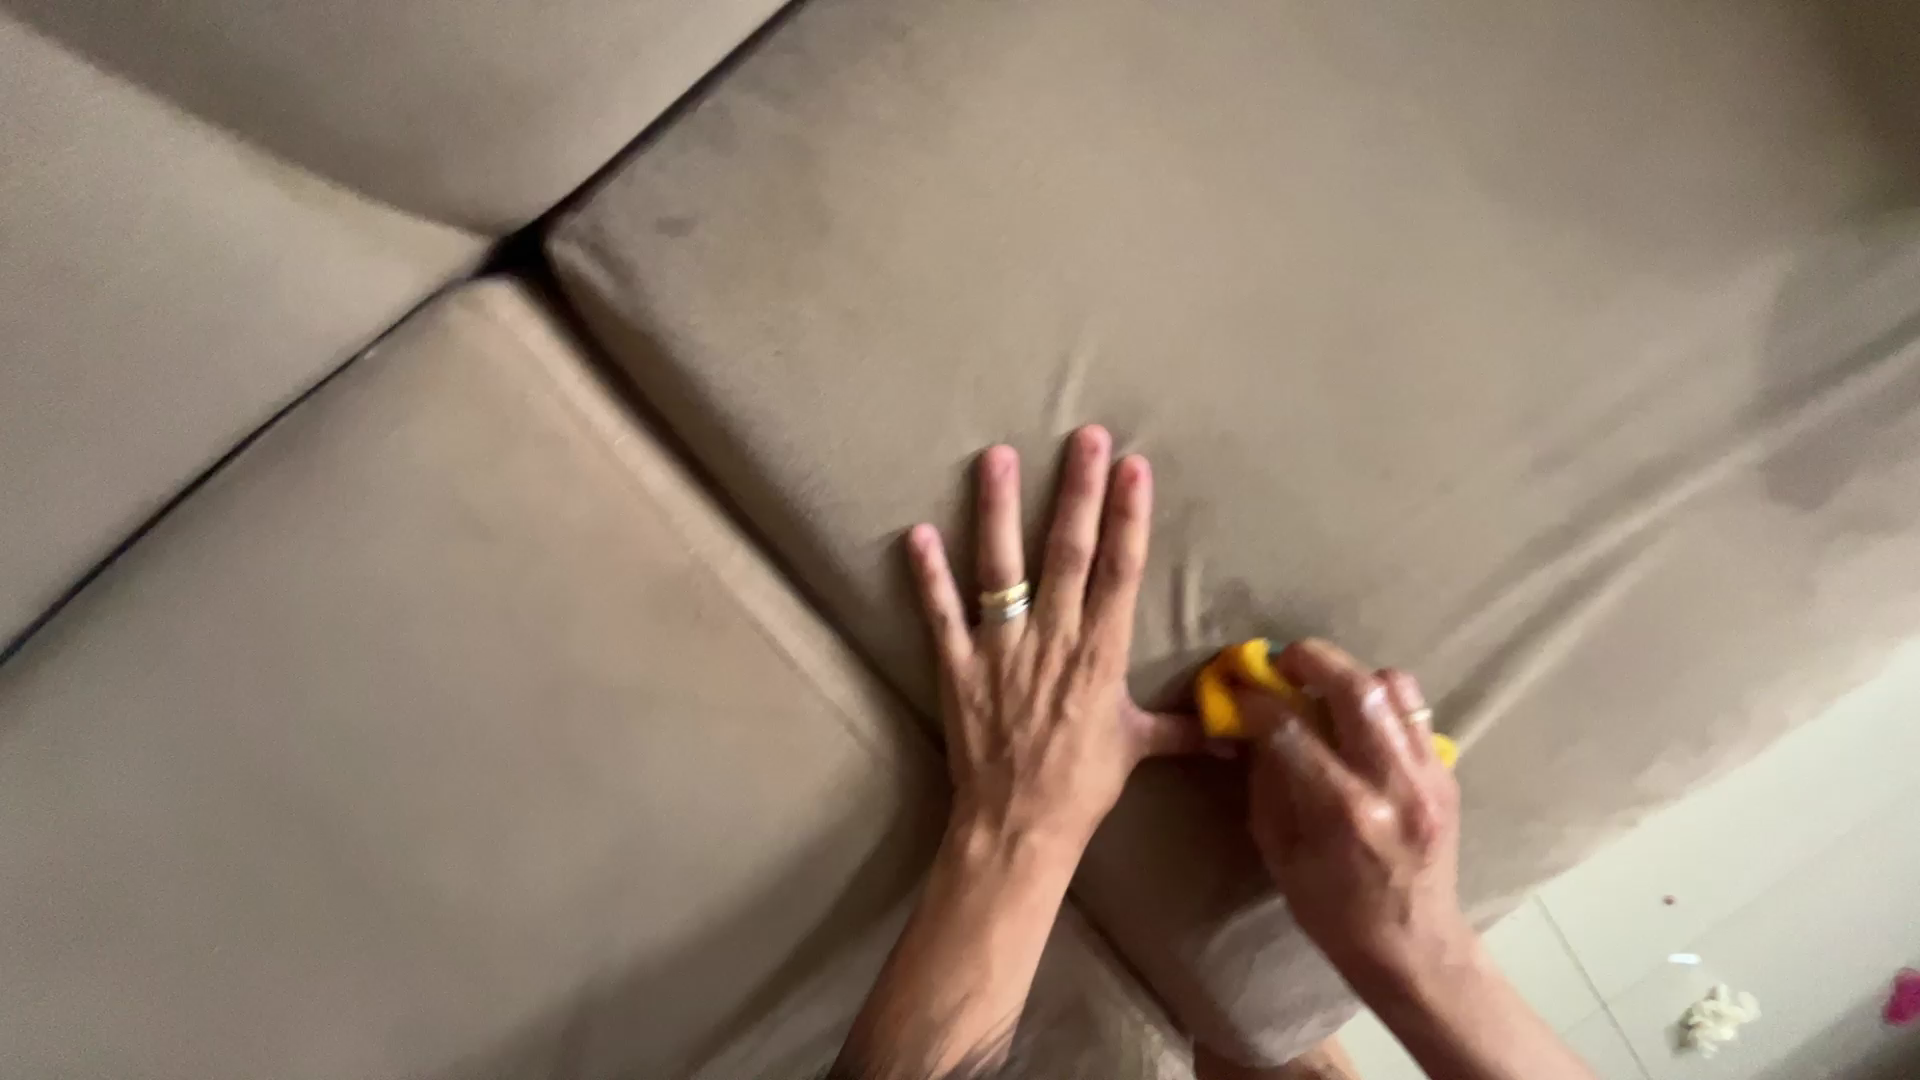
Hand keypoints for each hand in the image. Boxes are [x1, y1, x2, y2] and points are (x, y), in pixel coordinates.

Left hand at [907, 425, 1197, 857]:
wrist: (1019, 825)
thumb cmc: (1082, 784)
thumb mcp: (1137, 749)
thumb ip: (1182, 728)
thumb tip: (1236, 731)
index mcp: (1100, 653)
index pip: (1120, 571)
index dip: (1128, 516)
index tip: (1133, 468)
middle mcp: (1053, 639)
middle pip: (1068, 553)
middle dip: (1078, 491)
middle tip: (1084, 438)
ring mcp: (1002, 649)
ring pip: (1001, 569)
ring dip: (999, 512)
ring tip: (996, 458)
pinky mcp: (958, 666)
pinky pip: (941, 614)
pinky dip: (928, 575)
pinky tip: (916, 533)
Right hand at [1237, 639, 1470, 987]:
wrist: (1414, 947)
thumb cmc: (1329, 906)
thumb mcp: (1277, 846)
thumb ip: (1266, 778)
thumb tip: (1253, 723)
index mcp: (1342, 810)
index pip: (1291, 727)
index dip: (1256, 698)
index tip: (1236, 687)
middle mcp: (1393, 784)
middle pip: (1356, 689)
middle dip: (1310, 659)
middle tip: (1282, 659)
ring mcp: (1429, 776)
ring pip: (1395, 688)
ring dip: (1350, 673)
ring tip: (1322, 684)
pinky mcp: (1447, 775)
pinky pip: (1414, 711)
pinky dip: (1380, 698)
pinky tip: (1356, 717)